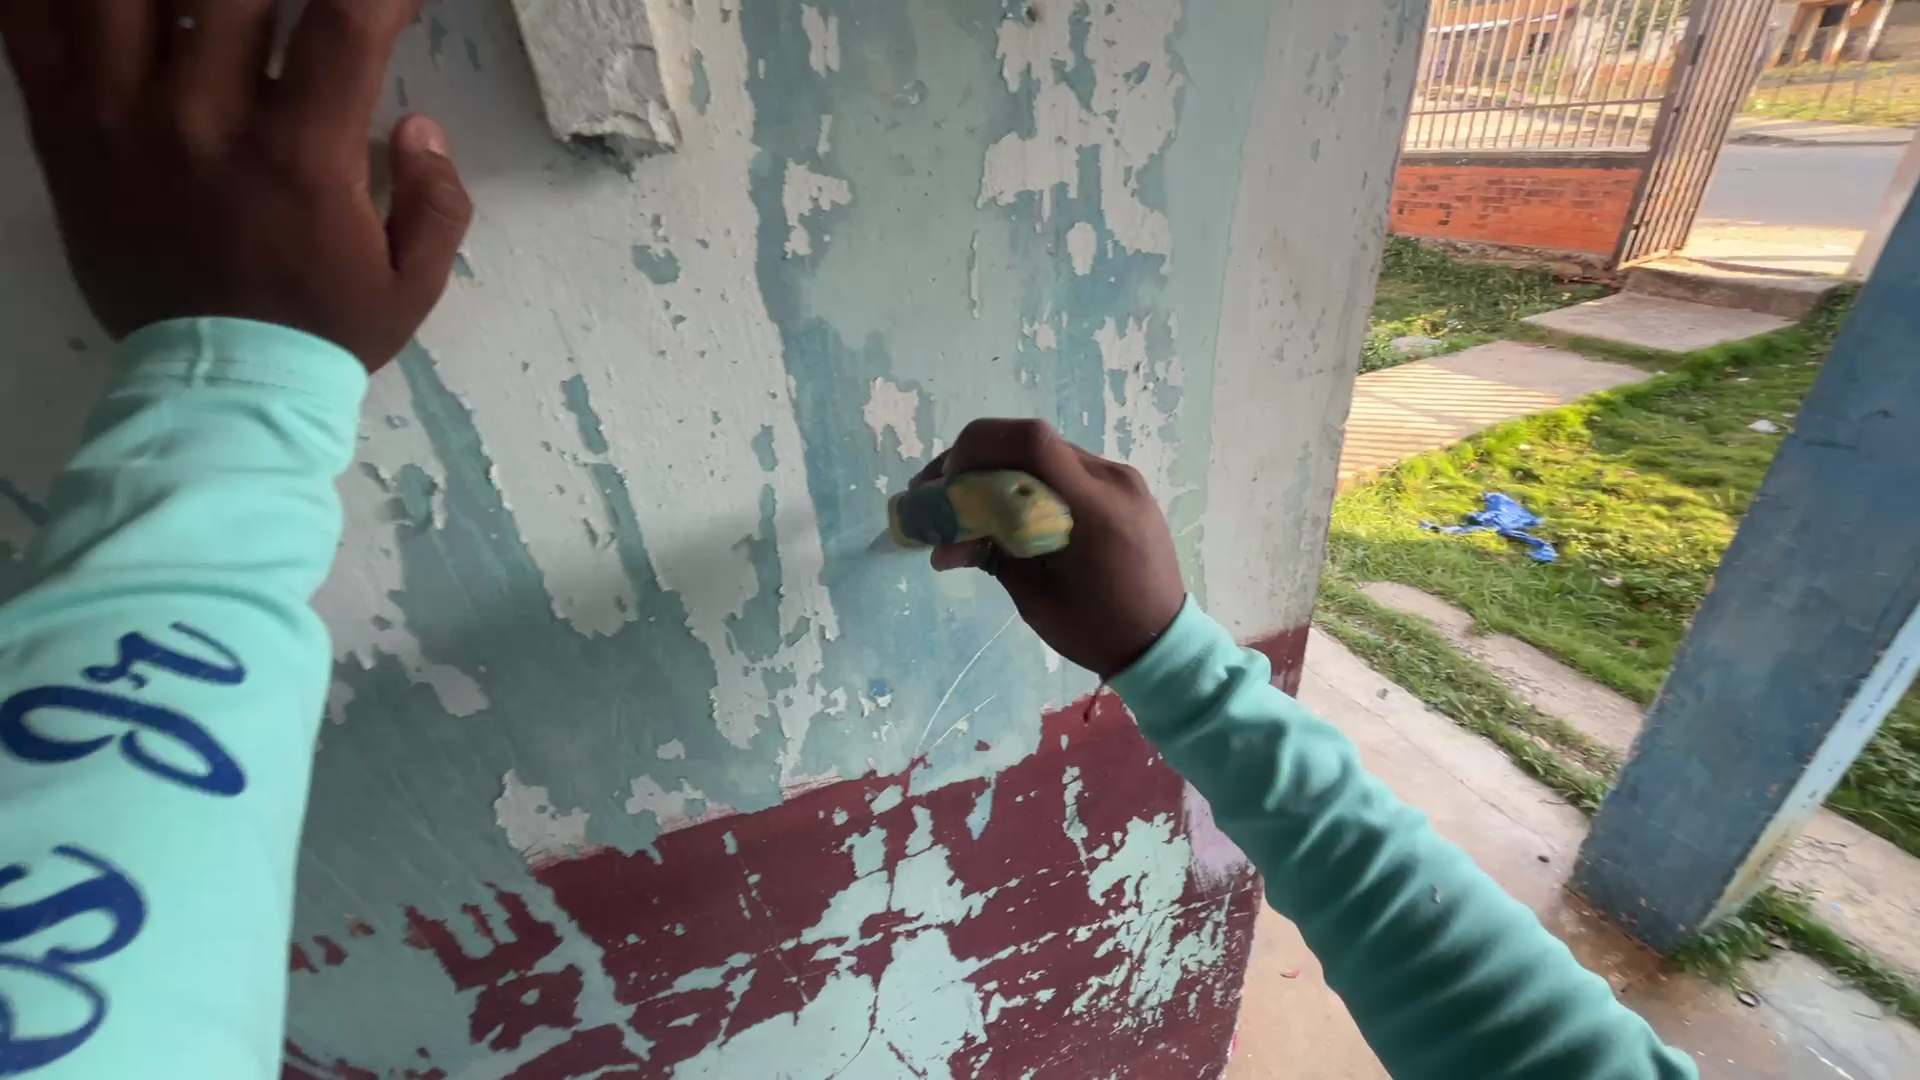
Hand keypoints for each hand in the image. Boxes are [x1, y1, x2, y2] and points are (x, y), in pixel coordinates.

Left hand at [0, 0, 472, 370]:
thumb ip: (437, 207)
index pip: (342, 33)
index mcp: (304, 161)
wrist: (226, 376)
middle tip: (311, 5)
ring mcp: (120, 111)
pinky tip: (130, 4)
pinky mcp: (63, 121)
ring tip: (229, 2)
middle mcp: (206, 117)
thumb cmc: (332, 326)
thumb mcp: (417, 285)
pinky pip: (34, 13)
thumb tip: (423, 129)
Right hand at [916, 419, 1186, 678]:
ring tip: (960, 497)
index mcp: (1095, 508)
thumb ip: (991, 558)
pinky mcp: (1119, 488)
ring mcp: (1120, 479)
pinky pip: (1063, 469)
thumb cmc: (1099, 631)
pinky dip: (1025, 478)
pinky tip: (1000, 501)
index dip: (977, 448)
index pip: (1031, 442)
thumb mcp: (1036, 600)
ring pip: (1045, 453)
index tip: (946, 481)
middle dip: (975, 459)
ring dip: (998, 467)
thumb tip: (940, 546)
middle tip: (935, 490)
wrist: (1162, 641)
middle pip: (1031, 441)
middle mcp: (1111, 479)